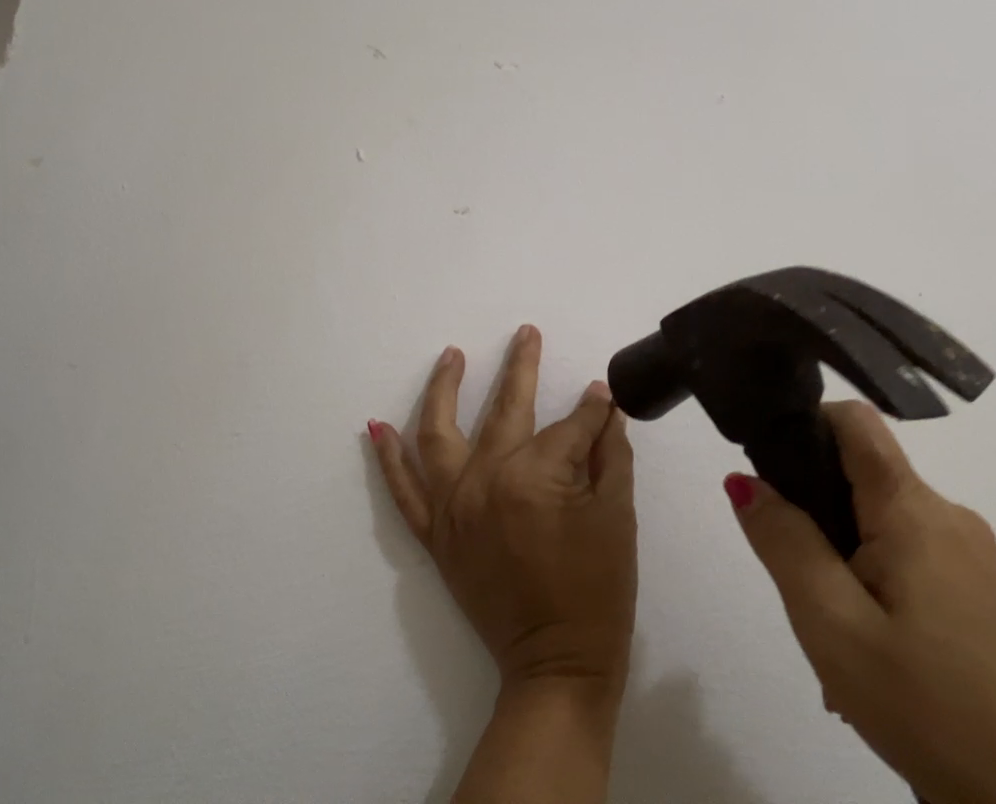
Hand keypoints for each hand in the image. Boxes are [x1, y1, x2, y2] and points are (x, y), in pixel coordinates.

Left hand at [370, 325, 637, 688]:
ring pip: (437, 434)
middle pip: (504, 410)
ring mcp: (452, 507)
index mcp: (535, 476)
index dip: (592, 410)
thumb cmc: (598, 591)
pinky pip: (402, 491)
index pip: (569, 425)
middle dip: (519, 367)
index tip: (603, 394)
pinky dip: (387, 459)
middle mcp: (484, 481)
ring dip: (442, 390)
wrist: (557, 662)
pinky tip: (379, 427)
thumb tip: (603, 406)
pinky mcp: (434, 535)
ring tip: (450, 355)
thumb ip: (609, 453)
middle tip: (525, 333)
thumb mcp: (617, 517)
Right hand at [727, 402, 995, 803]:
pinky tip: (866, 660)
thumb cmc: (928, 705)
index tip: (762, 471)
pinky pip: (909, 567)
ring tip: (829, 639)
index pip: (854, 421)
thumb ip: (785, 542)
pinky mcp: (982, 598)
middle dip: (813, 516)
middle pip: (860, 479)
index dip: (802, 423)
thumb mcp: (832, 624)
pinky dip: (872, 592)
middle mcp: (949, 518)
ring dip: (839, 565)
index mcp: (914, 510)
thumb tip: (743, 479)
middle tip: (794, 586)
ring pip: (881, 530)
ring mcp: (972, 560)